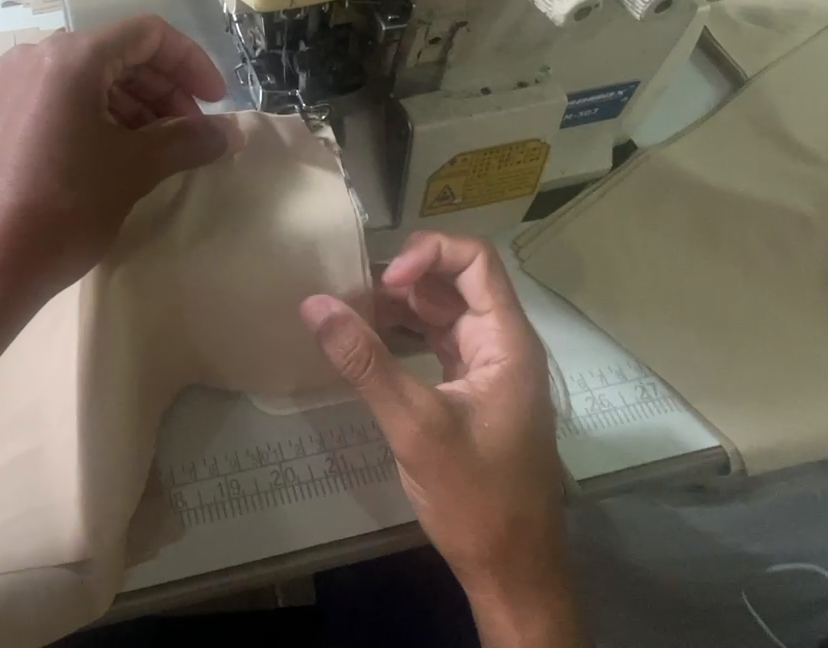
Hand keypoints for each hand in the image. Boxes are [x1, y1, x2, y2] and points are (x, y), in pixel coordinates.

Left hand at [0, 15, 238, 320]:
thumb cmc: (62, 210)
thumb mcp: (134, 169)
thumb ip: (189, 140)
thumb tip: (233, 132)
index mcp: (70, 57)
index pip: (147, 34)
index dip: (191, 63)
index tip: (216, 102)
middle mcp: (35, 57)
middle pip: (119, 53)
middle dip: (165, 89)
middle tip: (192, 132)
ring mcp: (12, 86)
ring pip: (91, 78)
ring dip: (136, 105)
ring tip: (160, 149)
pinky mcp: (1, 115)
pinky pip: (63, 98)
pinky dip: (101, 116)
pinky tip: (119, 154)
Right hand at [300, 232, 582, 647]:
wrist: (513, 572)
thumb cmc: (475, 497)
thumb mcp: (413, 426)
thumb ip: (365, 361)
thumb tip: (315, 304)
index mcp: (506, 342)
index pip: (476, 261)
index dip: (428, 255)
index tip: (383, 283)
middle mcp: (502, 345)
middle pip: (456, 283)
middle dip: (404, 280)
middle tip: (350, 294)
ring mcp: (489, 369)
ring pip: (443, 313)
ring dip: (399, 308)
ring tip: (348, 314)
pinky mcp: (472, 392)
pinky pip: (437, 344)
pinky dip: (403, 336)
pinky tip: (366, 343)